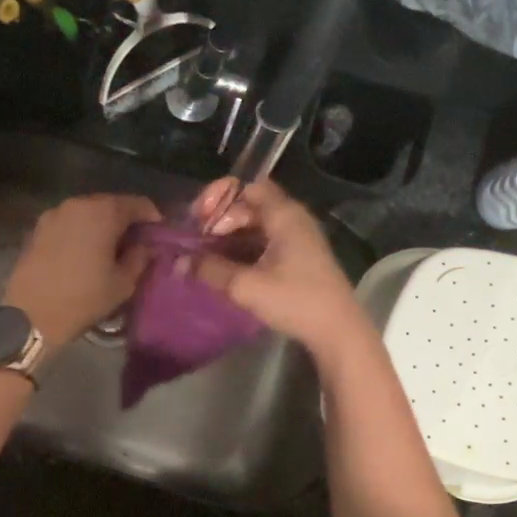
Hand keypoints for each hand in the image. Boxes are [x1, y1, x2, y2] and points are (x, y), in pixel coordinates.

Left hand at [3, 194, 158, 345]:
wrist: (29, 317)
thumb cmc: (81, 300)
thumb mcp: (122, 284)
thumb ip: (140, 258)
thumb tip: (146, 246)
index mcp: (102, 212)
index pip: (138, 204)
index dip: (152, 219)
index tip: (158, 236)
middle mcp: (76, 204)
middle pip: (110, 205)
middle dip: (125, 222)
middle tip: (135, 246)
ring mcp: (52, 215)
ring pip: (86, 214)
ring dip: (101, 228)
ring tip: (109, 252)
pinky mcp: (36, 231)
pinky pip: (68, 226)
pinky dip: (80, 234)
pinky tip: (84, 255)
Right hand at [190, 179, 365, 350]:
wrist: (336, 329)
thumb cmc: (295, 301)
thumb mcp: (246, 286)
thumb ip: (211, 270)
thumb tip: (180, 262)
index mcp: (284, 216)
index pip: (248, 187)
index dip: (220, 197)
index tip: (199, 219)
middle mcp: (291, 219)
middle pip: (249, 205)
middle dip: (219, 219)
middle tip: (195, 242)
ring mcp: (295, 239)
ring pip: (254, 226)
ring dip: (227, 237)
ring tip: (203, 256)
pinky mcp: (295, 257)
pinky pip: (261, 243)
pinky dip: (240, 249)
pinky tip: (222, 267)